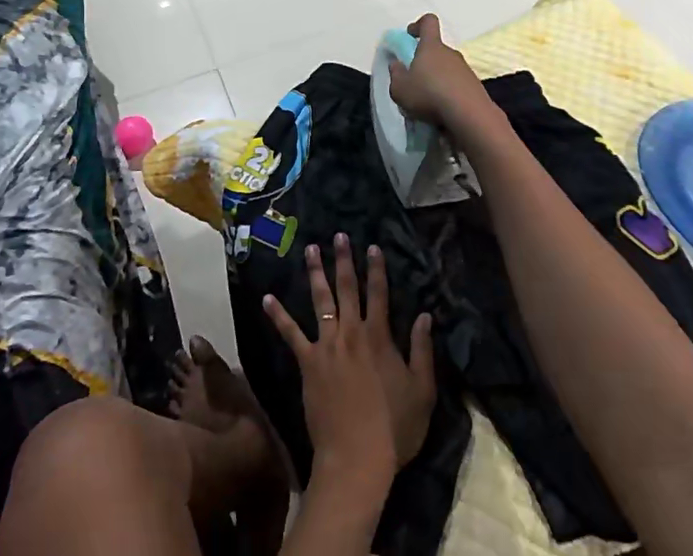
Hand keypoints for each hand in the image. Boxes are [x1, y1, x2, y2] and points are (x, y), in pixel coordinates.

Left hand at [264, 234, 435, 482]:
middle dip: (344, 260)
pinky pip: (291, 334)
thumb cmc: (394, 427)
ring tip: (310, 250)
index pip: (380, 294)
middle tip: (339, 235)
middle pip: (348, 289)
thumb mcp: (423, 390)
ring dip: (316, 273)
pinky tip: (267, 298)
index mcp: (380, 337)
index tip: (373, 247)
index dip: (377, 269)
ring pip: (321, 301)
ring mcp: (327, 346)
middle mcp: (352, 333)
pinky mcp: (307, 363)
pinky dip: (279, 316)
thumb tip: (425, 315)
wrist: (356, 456)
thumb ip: (422, 350)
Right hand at [388, 14, 495, 130]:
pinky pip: (456, 83)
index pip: (429, 22)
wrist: (468, 114)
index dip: (418, 25)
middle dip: (424, 61)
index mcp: (431, 47)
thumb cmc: (429, 95)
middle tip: (414, 80)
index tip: (410, 36)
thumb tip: (397, 64)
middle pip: (436, 49)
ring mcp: (465, 68)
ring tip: (426, 99)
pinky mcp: (474, 85)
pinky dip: (447, 91)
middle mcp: (450, 53)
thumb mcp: (400, 88)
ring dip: (436, 78)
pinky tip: (441, 107)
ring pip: (446, 67)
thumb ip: (395, 74)